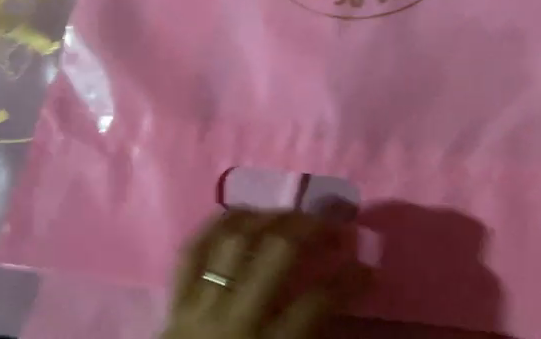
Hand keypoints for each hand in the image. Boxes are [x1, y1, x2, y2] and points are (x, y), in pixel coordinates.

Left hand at [160, 209, 370, 338]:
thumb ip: (307, 338)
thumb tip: (333, 307)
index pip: (316, 303)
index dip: (349, 280)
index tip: (367, 268)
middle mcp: (234, 322)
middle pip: (277, 252)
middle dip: (312, 227)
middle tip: (335, 220)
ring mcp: (199, 309)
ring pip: (236, 241)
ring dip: (270, 217)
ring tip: (293, 213)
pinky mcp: (173, 306)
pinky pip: (193, 252)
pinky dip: (219, 226)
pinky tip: (243, 215)